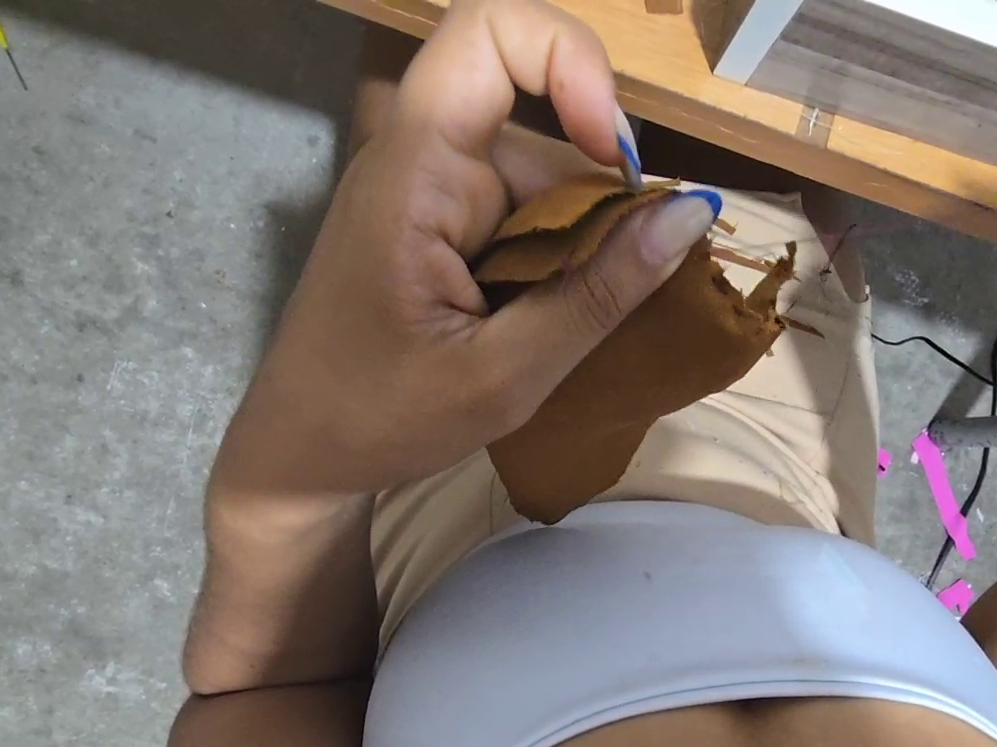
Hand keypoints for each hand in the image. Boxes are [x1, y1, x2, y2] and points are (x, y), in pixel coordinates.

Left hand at [209, 0, 720, 509]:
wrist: (304, 454)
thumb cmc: (385, 420)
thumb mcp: (506, 373)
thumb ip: (596, 294)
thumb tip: (692, 213)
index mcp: (415, 172)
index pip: (490, 36)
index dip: (571, 62)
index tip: (617, 157)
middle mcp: (419, 163)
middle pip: (537, 133)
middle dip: (596, 208)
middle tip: (615, 299)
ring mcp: (426, 199)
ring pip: (537, 185)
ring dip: (576, 250)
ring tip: (570, 329)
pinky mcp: (435, 233)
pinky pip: (517, 220)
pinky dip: (551, 265)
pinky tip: (549, 323)